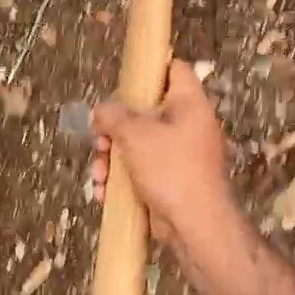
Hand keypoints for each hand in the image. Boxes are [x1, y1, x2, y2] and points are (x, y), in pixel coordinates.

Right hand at [92, 59, 231, 246]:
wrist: (195, 227)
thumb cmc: (170, 169)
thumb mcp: (134, 133)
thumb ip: (111, 115)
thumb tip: (100, 112)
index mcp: (189, 104)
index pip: (175, 69)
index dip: (151, 68)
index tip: (125, 79)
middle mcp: (187, 125)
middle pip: (144, 110)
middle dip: (114, 126)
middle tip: (99, 138)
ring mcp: (180, 154)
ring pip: (136, 142)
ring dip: (111, 157)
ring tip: (99, 173)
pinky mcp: (170, 179)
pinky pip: (139, 168)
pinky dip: (121, 177)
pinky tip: (105, 192)